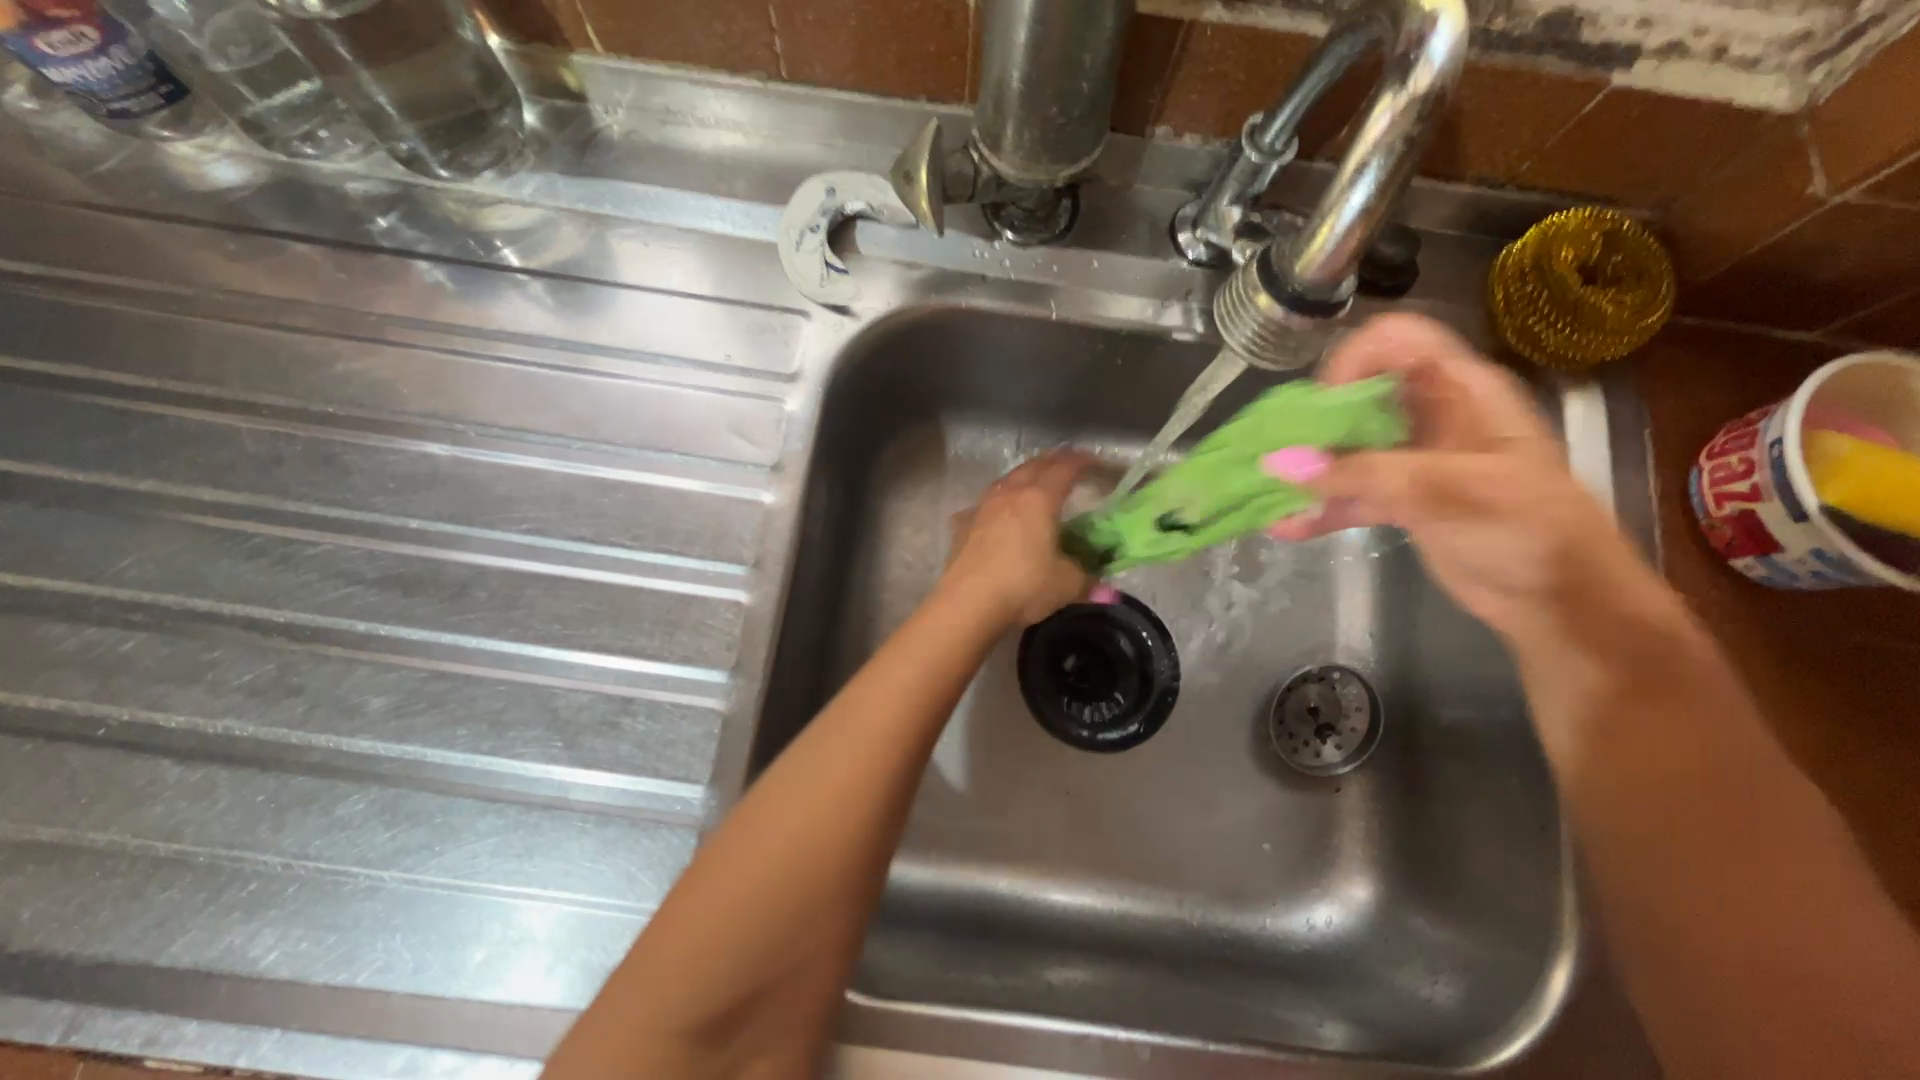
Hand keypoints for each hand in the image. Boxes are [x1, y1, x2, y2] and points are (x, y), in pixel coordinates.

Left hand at [943, 450, 1094, 626]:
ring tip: (1030, 482)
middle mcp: (1009, 495)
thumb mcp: (1067, 584)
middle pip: (1032, 467)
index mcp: (1039, 499)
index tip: (1093, 460)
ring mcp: (981, 508)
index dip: (1081, 462)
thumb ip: (1085, 577)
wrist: (969, 603)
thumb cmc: (1024, 586)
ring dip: (1021, 477)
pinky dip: (993, 504)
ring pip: (1004, 481)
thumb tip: (1095, 581)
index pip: (1064, 469)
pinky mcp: (961, 527)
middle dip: (1051, 461)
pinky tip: (993, 513)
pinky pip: (981, 506)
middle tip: (1065, 462)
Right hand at [1265, 314, 1655, 640]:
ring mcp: (1416, 461)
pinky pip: (1351, 494)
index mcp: (1461, 391)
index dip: (1353, 361)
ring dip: (1308, 469)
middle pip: (1359, 394)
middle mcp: (1433, 415)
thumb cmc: (1530, 530)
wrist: (1564, 602)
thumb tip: (1279, 462)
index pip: (1395, 341)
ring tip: (1267, 493)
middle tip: (1276, 455)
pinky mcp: (1404, 502)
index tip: (1320, 408)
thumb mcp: (1451, 492)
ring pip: (1348, 448)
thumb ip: (1364, 475)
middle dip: (1311, 421)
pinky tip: (1286, 527)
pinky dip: (1320, 508)